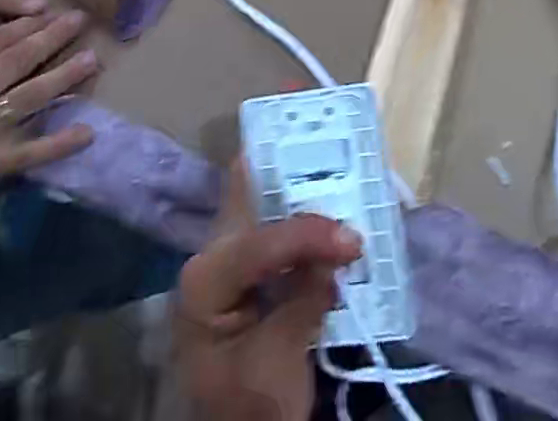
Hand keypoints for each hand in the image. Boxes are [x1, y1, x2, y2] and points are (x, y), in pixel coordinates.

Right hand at [0, 11, 97, 241]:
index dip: (27, 24)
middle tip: (81, 19)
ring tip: (94, 59)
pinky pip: (36, 150)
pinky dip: (62, 141)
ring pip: (33, 95)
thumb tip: (6, 39)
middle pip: (17, 61)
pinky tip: (87, 131)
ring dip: (66, 75)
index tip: (54, 10)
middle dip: (52, 37)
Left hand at [173, 167, 362, 420]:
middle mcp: (214, 256)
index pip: (256, 244)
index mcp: (203, 283)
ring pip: (273, 202)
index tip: (351, 241)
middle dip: (300, 177)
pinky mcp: (260, 263)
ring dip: (313, 194)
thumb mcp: (278, 359)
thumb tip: (342, 248)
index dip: (305, 235)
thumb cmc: (253, 404)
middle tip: (347, 162)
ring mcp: (236, 255)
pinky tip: (346, 209)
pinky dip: (318, 215)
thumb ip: (306, 296)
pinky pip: (288, 222)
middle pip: (254, 196)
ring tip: (354, 182)